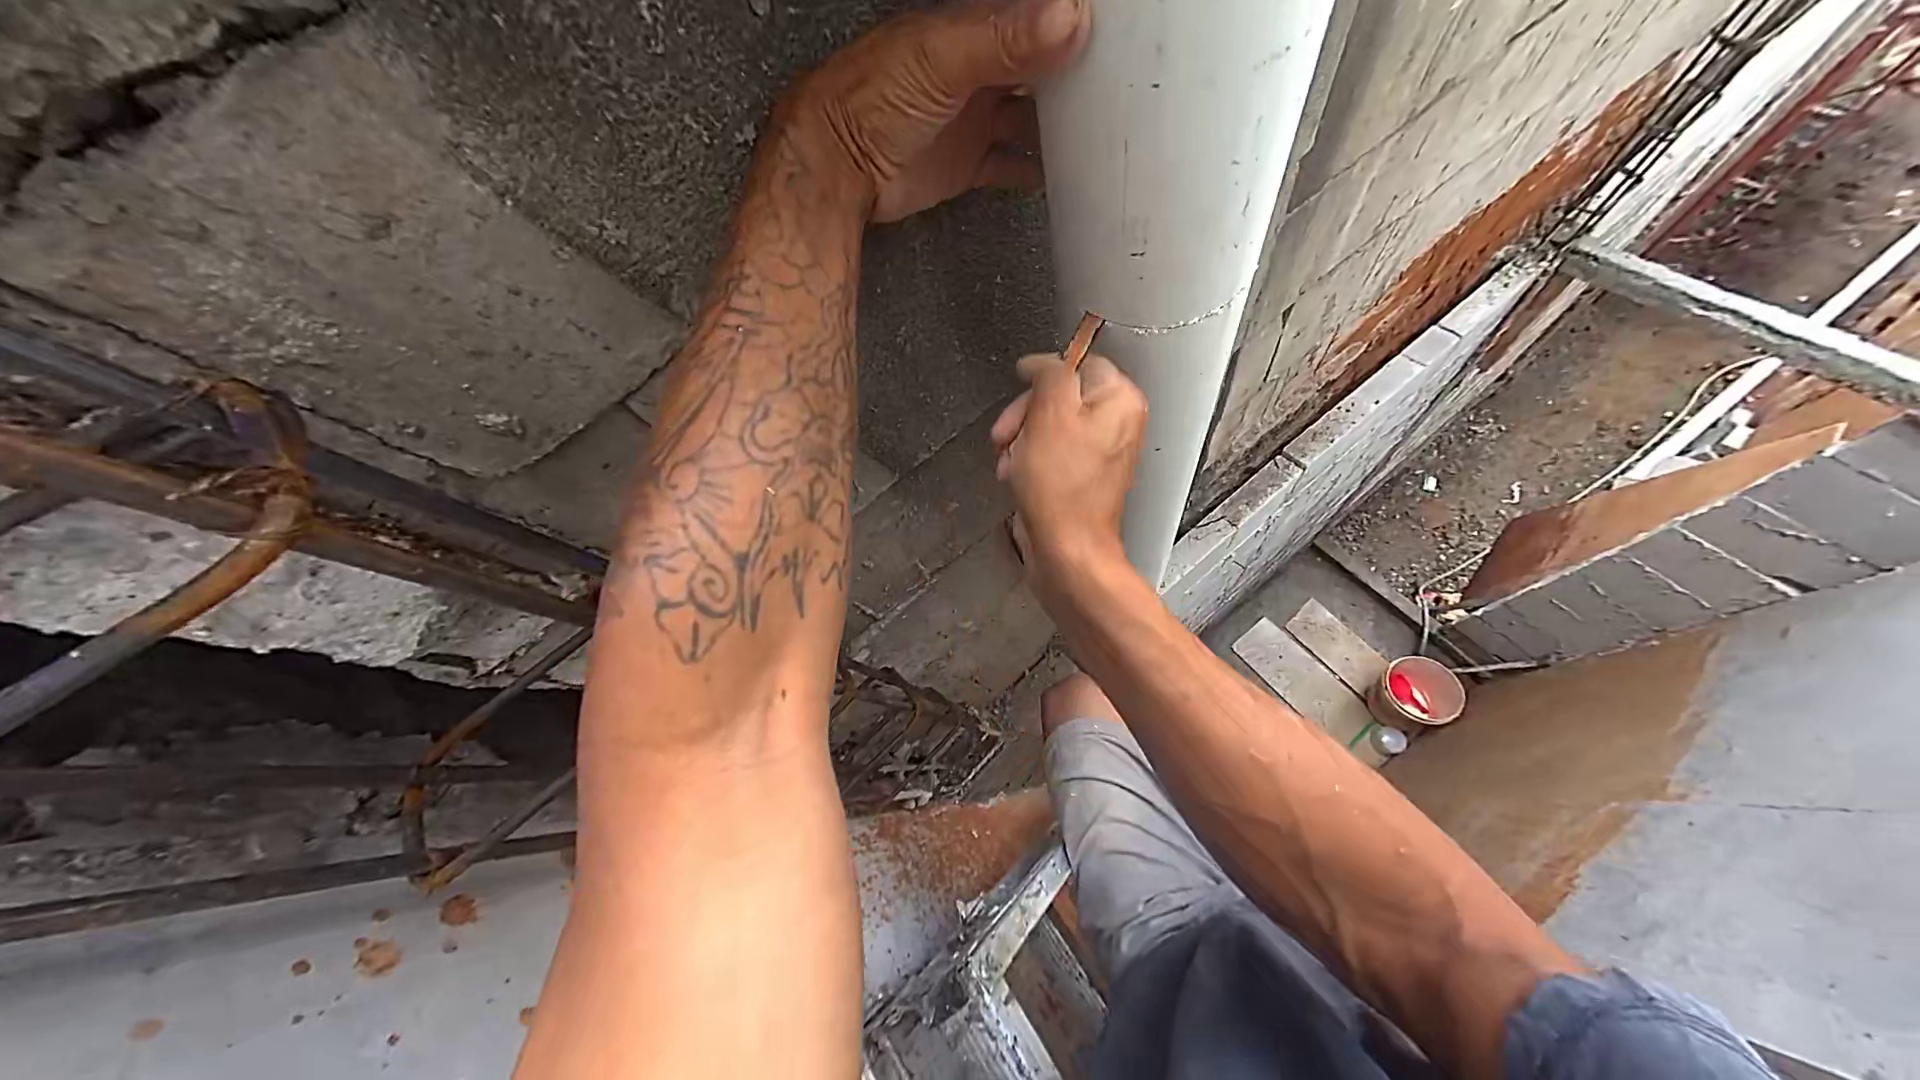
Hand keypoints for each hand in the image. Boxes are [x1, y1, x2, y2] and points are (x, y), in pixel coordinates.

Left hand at [775, 0, 1088, 222]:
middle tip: (1110, 84)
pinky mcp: (965, 163)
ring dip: (1057, 127)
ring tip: (1093, 132)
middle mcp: (974, 71)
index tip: (1104, 33)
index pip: (1032, 16)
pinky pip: (1009, 164)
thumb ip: (1005, 40)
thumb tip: (1066, 18)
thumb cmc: (869, 103)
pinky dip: (1032, 170)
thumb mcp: (944, 59)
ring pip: (1028, 117)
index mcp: (970, 29)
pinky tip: (1053, 173)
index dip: (1067, 22)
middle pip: (1036, 67)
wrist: (840, 170)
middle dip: (1071, 73)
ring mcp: (971, 119)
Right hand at [991, 351, 1148, 587]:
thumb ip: (1049, 374)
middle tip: (1007, 433)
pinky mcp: (1081, 476)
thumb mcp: (1049, 413)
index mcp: (1119, 400)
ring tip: (1010, 461)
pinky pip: (1049, 453)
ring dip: (1020, 439)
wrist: (1065, 549)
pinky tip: (1015, 475)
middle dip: (1025, 414)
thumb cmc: (1061, 489)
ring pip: (1048, 425)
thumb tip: (1040, 362)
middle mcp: (1116, 423)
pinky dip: (1027, 460)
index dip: (1042, 376)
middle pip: (1059, 396)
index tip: (1020, 389)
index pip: (1077, 362)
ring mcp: (1099, 452)